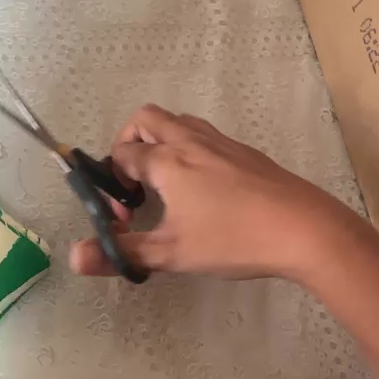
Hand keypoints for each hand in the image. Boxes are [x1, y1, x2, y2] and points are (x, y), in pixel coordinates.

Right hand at [68, 106, 364, 282]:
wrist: (304, 229)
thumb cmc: (232, 240)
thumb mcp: (171, 254)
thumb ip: (122, 253)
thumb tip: (74, 259)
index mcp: (167, 161)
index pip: (123, 154)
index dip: (112, 183)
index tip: (123, 216)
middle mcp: (190, 142)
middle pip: (146, 119)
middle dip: (129, 143)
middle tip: (134, 183)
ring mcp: (221, 143)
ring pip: (178, 123)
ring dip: (160, 143)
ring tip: (165, 186)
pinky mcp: (245, 153)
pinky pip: (204, 136)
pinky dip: (188, 150)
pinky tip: (202, 191)